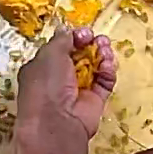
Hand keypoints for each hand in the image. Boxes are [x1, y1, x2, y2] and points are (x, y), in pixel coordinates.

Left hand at [16, 26, 116, 142]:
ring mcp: (78, 90)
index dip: (75, 38)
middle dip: (92, 44)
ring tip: (106, 50)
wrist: (56, 122)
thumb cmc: (46, 85)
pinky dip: (108, 72)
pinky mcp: (94, 100)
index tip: (85, 33)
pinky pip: (105, 82)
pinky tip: (108, 65)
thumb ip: (62, 40)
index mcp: (43, 67)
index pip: (62, 48)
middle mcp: (60, 79)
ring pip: (95, 67)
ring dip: (103, 55)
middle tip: (98, 40)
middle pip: (81, 56)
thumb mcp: (49, 54)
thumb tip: (68, 31)